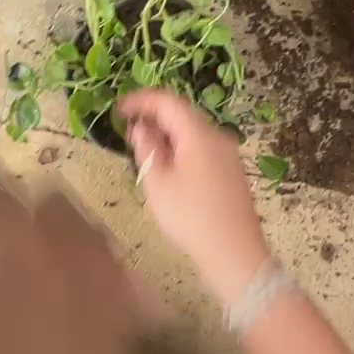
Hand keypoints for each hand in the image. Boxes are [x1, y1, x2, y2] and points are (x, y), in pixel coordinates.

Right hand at [117, 89, 271, 302]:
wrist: (234, 253)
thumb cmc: (191, 217)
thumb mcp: (158, 183)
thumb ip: (147, 149)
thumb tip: (141, 128)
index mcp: (199, 135)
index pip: (167, 102)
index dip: (140, 101)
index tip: (118, 109)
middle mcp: (218, 137)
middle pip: (183, 114)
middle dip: (153, 117)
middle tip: (128, 131)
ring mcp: (228, 154)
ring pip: (193, 132)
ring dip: (167, 134)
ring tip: (144, 150)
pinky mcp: (231, 171)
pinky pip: (202, 147)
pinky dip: (181, 147)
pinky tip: (169, 166)